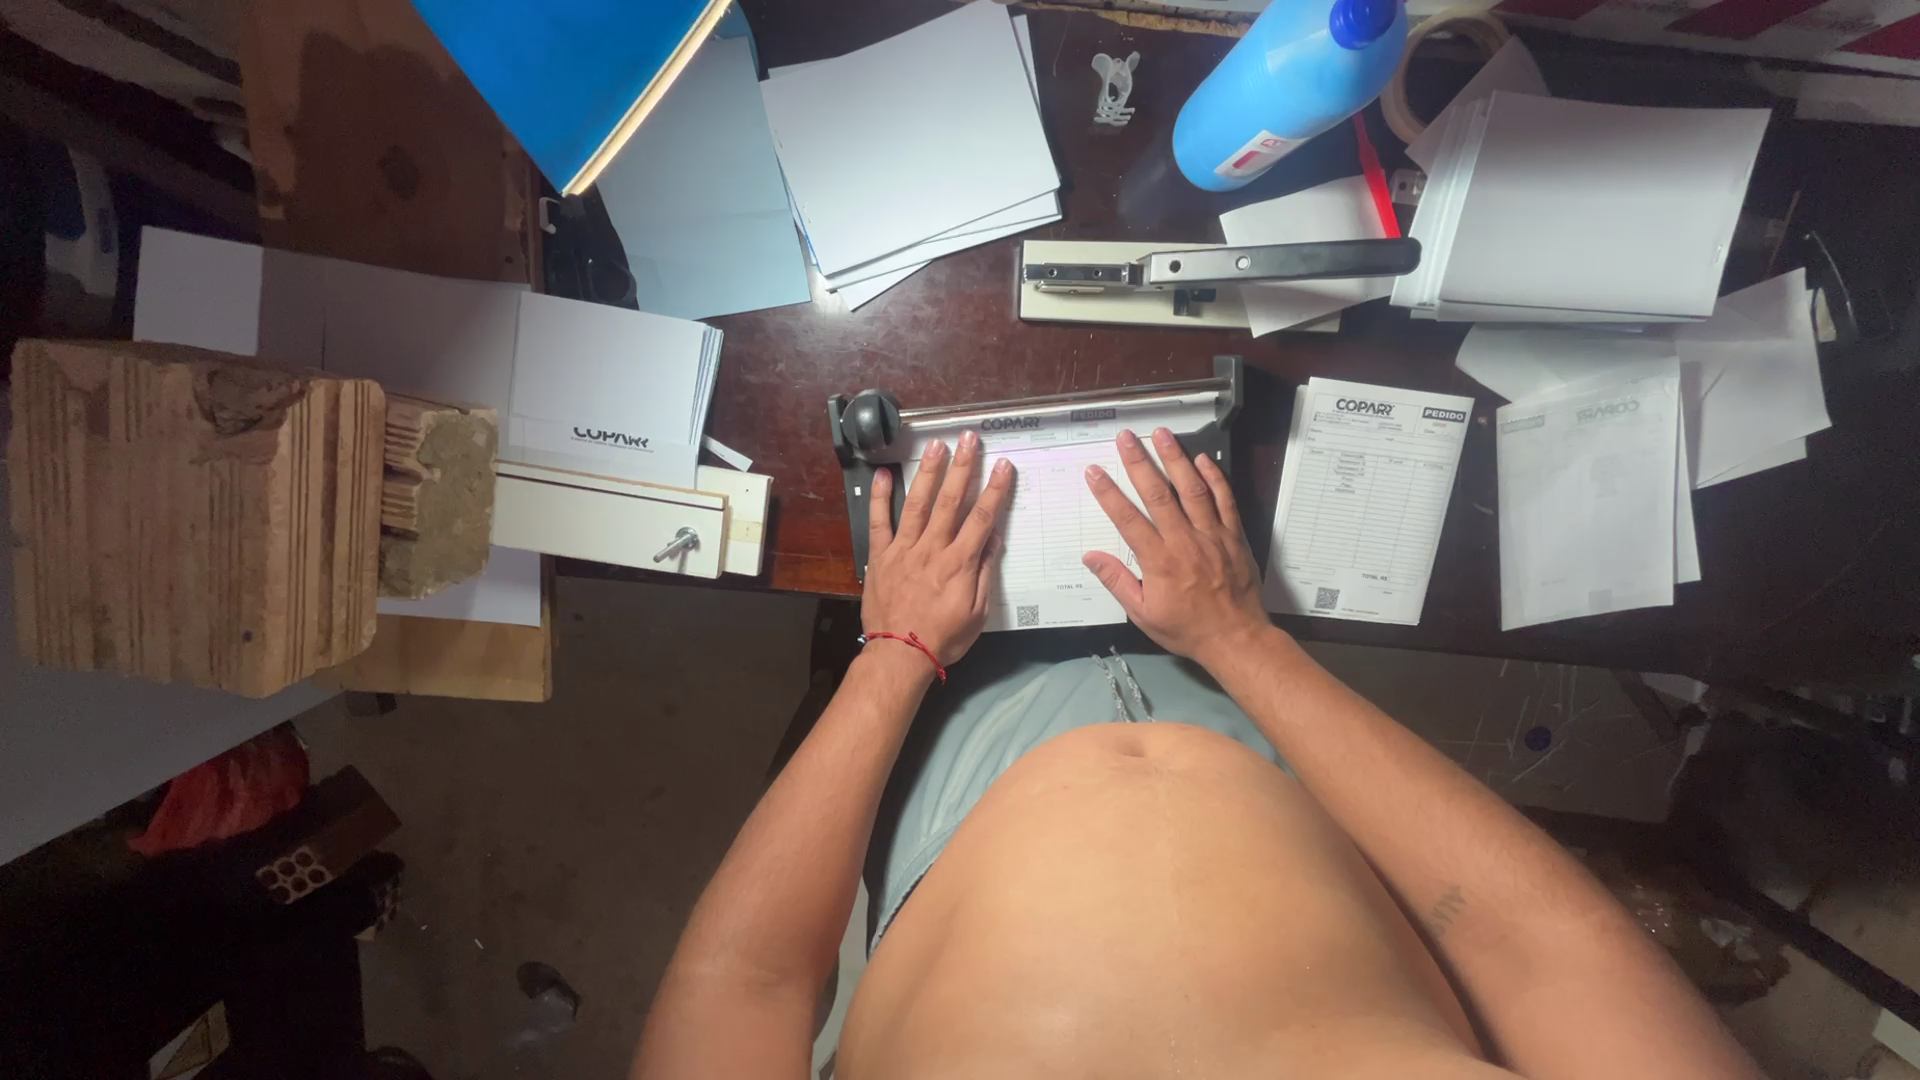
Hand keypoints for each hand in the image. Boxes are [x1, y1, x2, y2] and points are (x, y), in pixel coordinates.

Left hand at [863, 431, 1014, 666]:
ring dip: (929, 472)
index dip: (995, 490)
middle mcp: (932, 549)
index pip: (982, 518)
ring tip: (937, 446)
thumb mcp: (977, 613)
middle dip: (963, 467)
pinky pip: (879, 522)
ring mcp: (904, 550)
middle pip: (951, 501)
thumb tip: (992, 539)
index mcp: (959, 563)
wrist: (899, 654)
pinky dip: (881, 497)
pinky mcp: (880, 556)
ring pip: (918, 503)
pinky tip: (885, 474)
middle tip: (969, 439)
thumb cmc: (944, 637)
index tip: (1004, 466)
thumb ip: (985, 573)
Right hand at [1082, 428, 1277, 670]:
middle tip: (1126, 437)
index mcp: (1159, 560)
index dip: (1108, 493)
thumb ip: (1117, 581)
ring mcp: (1212, 535)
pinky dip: (1214, 477)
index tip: (1094, 472)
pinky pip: (1224, 500)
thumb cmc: (1186, 628)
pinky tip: (1202, 459)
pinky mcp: (1233, 535)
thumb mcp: (1143, 613)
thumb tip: (1091, 556)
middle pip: (1158, 494)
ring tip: (1162, 435)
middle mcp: (1184, 541)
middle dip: (1139, 462)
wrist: (1237, 638)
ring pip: (1192, 489)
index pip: (1127, 519)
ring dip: (1175, 459)